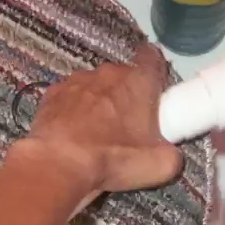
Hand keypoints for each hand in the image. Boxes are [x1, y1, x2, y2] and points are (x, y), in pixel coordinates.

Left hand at [17, 45, 181, 194]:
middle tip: (127, 127)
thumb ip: (172, 155)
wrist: (59, 164)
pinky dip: (72, 112)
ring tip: (95, 135)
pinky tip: (72, 135)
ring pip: (94, 86)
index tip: (155, 94)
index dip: (155, 73)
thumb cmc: (113, 159)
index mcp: (139, 81)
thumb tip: (170, 155)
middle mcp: (108, 72)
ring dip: (98, 103)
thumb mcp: (159, 166)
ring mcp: (76, 80)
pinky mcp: (51, 94)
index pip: (152, 58)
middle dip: (126, 96)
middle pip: (123, 76)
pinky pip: (69, 98)